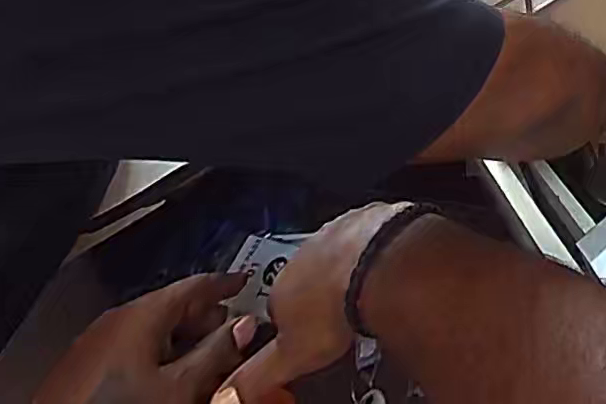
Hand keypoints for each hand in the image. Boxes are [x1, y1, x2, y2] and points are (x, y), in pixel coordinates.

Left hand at [35, 272, 256, 403]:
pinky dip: (154, 361)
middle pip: (173, 307)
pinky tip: (161, 385)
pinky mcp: (77, 376)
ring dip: (179, 344)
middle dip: (204, 319)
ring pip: (150, 333)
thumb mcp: (176, 390)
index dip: (224, 283)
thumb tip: (244, 326)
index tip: (242, 282)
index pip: (195, 284)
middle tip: (229, 332)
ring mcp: (93, 348)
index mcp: (142, 314)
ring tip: (199, 366)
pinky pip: (128, 355)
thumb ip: (215, 353)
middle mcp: (116, 321)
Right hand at [215, 202, 412, 403]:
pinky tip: (381, 266)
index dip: (291, 326)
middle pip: (306, 277)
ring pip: (335, 252)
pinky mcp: (366, 218)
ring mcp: (336, 231)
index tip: (307, 338)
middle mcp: (304, 252)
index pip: (276, 307)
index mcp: (281, 285)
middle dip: (317, 293)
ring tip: (360, 292)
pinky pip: (364, 233)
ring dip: (342, 268)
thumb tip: (224, 397)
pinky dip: (370, 247)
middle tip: (336, 316)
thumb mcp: (290, 356)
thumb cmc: (333, 308)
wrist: (376, 267)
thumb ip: (253, 378)